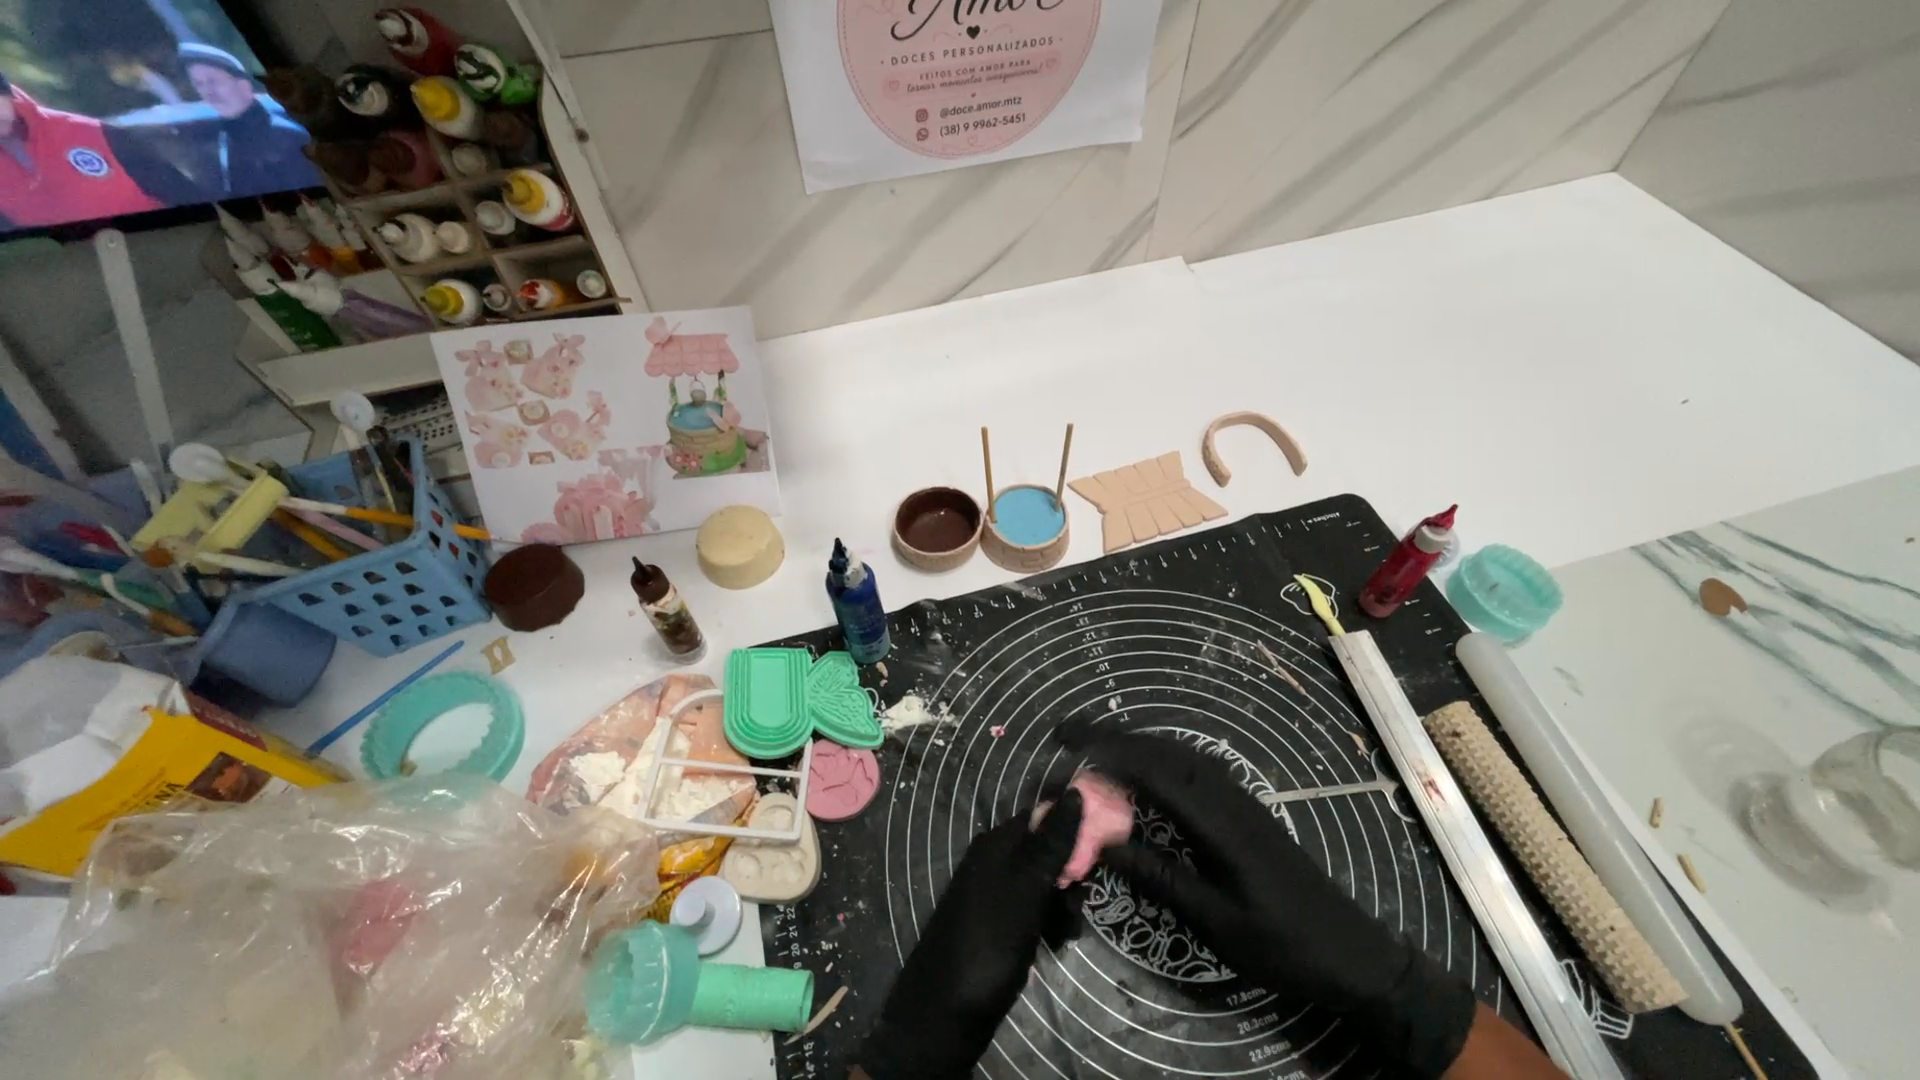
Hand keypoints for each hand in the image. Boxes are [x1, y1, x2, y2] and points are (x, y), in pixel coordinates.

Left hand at [857, 789, 1082, 1079]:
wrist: (946, 1010)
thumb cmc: (989, 940)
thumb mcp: (1027, 887)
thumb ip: (1052, 842)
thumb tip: (1076, 791)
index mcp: (998, 843)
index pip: (1046, 816)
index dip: (1077, 829)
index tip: (1106, 850)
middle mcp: (996, 861)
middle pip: (1050, 851)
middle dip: (1072, 875)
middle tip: (1077, 903)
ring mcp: (999, 894)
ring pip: (1048, 884)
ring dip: (1065, 903)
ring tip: (1067, 931)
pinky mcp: (1003, 924)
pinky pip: (1038, 910)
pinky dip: (1052, 923)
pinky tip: (1058, 943)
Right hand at [1060, 723, 1478, 1079]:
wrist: (1351, 952)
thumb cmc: (1283, 945)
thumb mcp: (1216, 922)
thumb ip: (1160, 877)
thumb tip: (1102, 843)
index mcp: (1218, 823)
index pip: (1154, 771)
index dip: (1108, 751)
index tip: (1066, 742)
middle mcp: (1228, 798)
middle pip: (1164, 751)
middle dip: (1114, 736)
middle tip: (1066, 732)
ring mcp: (1239, 800)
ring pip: (1179, 754)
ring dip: (1135, 742)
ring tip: (1092, 744)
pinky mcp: (1244, 810)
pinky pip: (1192, 768)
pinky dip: (1156, 758)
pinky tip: (1141, 771)